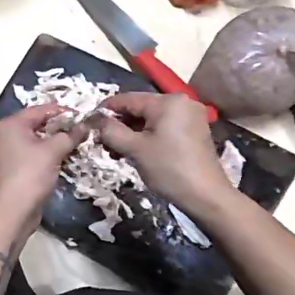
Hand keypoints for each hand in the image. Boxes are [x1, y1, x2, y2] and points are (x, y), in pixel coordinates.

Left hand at [0, 104, 82, 227]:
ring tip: (76, 145)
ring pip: (36, 141)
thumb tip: (85, 126)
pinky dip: (47, 155)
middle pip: (37, 124)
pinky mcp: (11, 168)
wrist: (12, 212)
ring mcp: (6, 152)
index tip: (83, 117)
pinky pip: (32, 155)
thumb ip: (70, 135)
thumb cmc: (30, 174)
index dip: (63, 112)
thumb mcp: (53, 151)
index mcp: (10, 124)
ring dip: (55, 143)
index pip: (40, 109)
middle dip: (60, 128)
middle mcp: (4, 135)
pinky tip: (63, 159)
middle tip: (82, 131)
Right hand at [95, 92, 236, 214]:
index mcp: (167, 102)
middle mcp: (181, 102)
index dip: (106, 110)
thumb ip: (111, 131)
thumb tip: (94, 120)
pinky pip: (164, 127)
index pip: (128, 99)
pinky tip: (136, 152)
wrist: (206, 196)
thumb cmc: (169, 169)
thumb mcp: (135, 150)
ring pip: (151, 119)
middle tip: (102, 144)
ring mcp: (190, 116)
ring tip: (116, 152)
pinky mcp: (194, 131)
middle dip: (120, 125)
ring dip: (132, 133)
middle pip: (140, 108)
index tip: (89, 123)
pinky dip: (148, 137)